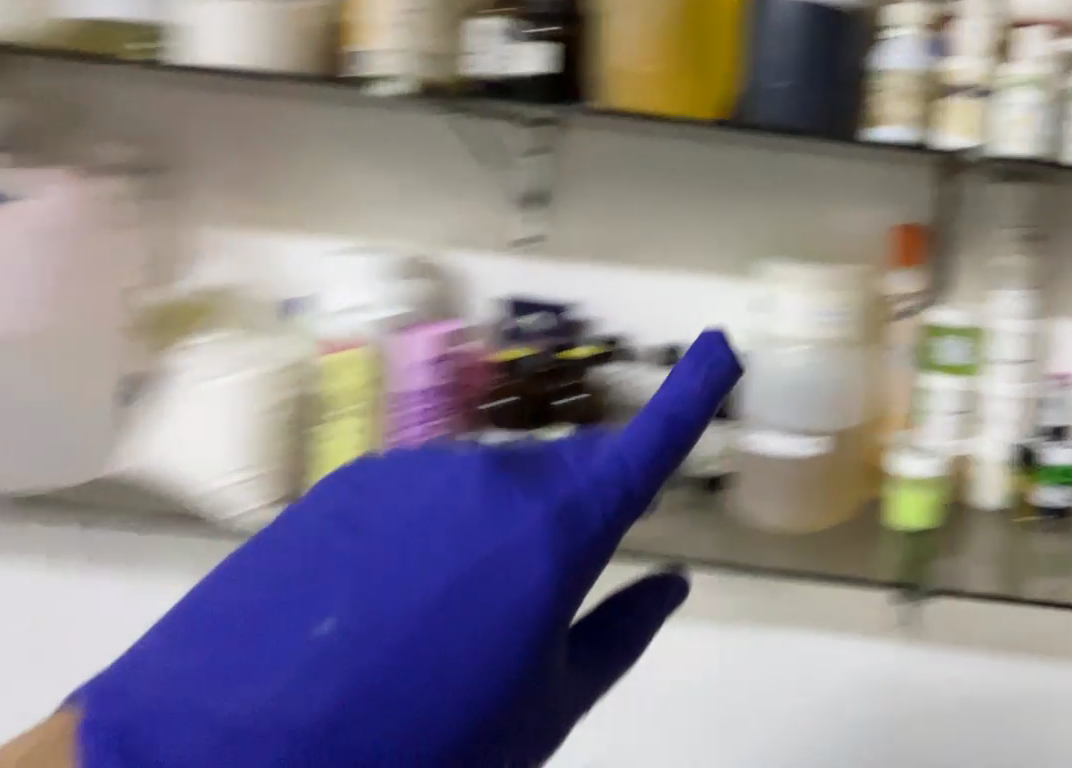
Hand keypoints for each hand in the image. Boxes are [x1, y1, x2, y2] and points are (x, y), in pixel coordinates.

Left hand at [69, 330, 741, 767]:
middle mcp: (498, 474)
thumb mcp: (542, 714)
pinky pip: (429, 492)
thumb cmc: (415, 753)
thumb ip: (621, 635)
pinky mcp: (349, 482)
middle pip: (571, 468)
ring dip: (503, 525)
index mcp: (561, 527)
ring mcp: (419, 470)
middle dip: (582, 506)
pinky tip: (385, 600)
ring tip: (448, 614)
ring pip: (498, 483)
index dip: (695, 388)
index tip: (722, 345)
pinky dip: (440, 528)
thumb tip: (673, 582)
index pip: (652, 440)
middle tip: (549, 587)